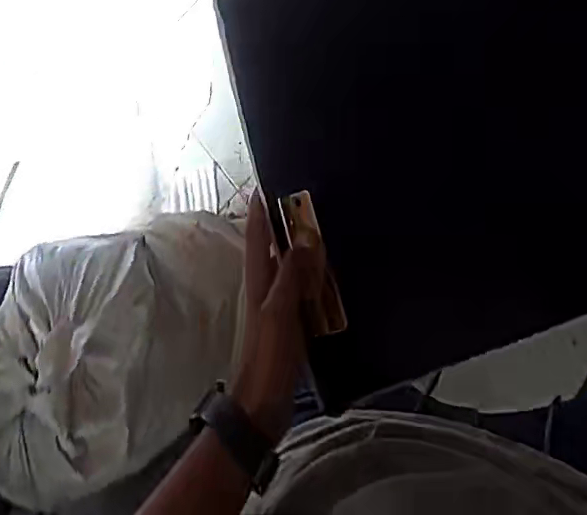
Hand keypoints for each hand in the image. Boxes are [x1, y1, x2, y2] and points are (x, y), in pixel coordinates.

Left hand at [231, 192, 322, 443]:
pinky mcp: (289, 320)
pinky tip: (328, 272)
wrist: (261, 405)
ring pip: (288, 264)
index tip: (267, 182)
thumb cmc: (267, 357)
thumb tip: (305, 236)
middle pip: (273, 245)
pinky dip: (312, 273)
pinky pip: (301, 286)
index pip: (258, 234)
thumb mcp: (279, 312)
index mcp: (259, 280)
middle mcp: (265, 286)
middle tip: (304, 198)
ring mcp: (276, 304)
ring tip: (321, 226)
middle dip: (283, 221)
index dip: (260, 208)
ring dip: (300, 245)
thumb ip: (290, 274)